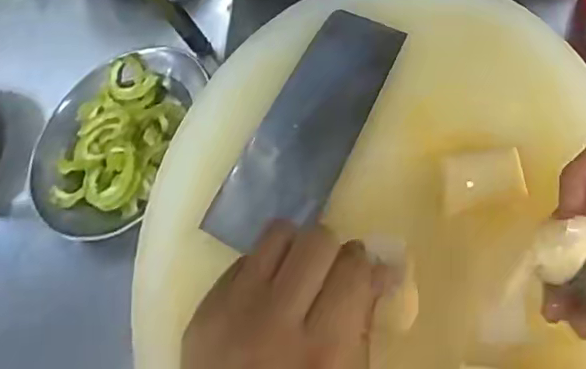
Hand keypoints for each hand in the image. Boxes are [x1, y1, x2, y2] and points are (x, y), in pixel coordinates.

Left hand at [183, 221, 390, 368]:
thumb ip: (365, 322)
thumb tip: (383, 267)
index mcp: (322, 351)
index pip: (354, 267)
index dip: (362, 266)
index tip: (362, 276)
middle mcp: (277, 323)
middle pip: (318, 239)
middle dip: (330, 254)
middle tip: (328, 278)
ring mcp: (234, 314)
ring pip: (279, 234)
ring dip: (294, 251)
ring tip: (294, 279)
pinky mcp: (203, 313)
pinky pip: (244, 259)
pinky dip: (260, 272)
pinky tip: (263, 300)